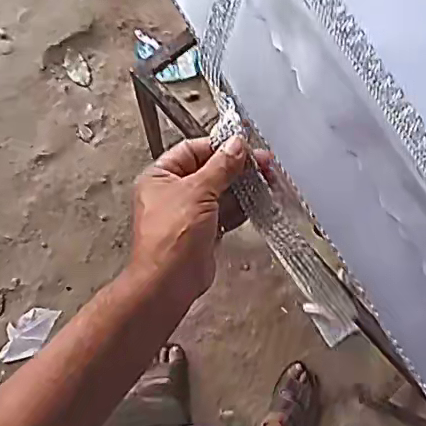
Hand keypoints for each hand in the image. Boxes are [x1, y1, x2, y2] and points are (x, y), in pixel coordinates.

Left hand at [127, 135, 267, 308]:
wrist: (169, 280)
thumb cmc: (168, 239)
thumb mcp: (198, 191)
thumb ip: (221, 166)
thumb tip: (235, 147)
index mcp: (160, 176)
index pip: (192, 149)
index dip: (218, 147)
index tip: (242, 145)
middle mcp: (171, 194)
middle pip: (209, 171)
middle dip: (236, 167)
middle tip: (261, 163)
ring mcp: (188, 214)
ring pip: (219, 193)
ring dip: (242, 187)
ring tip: (265, 179)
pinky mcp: (202, 233)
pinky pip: (224, 214)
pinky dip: (240, 208)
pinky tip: (257, 200)